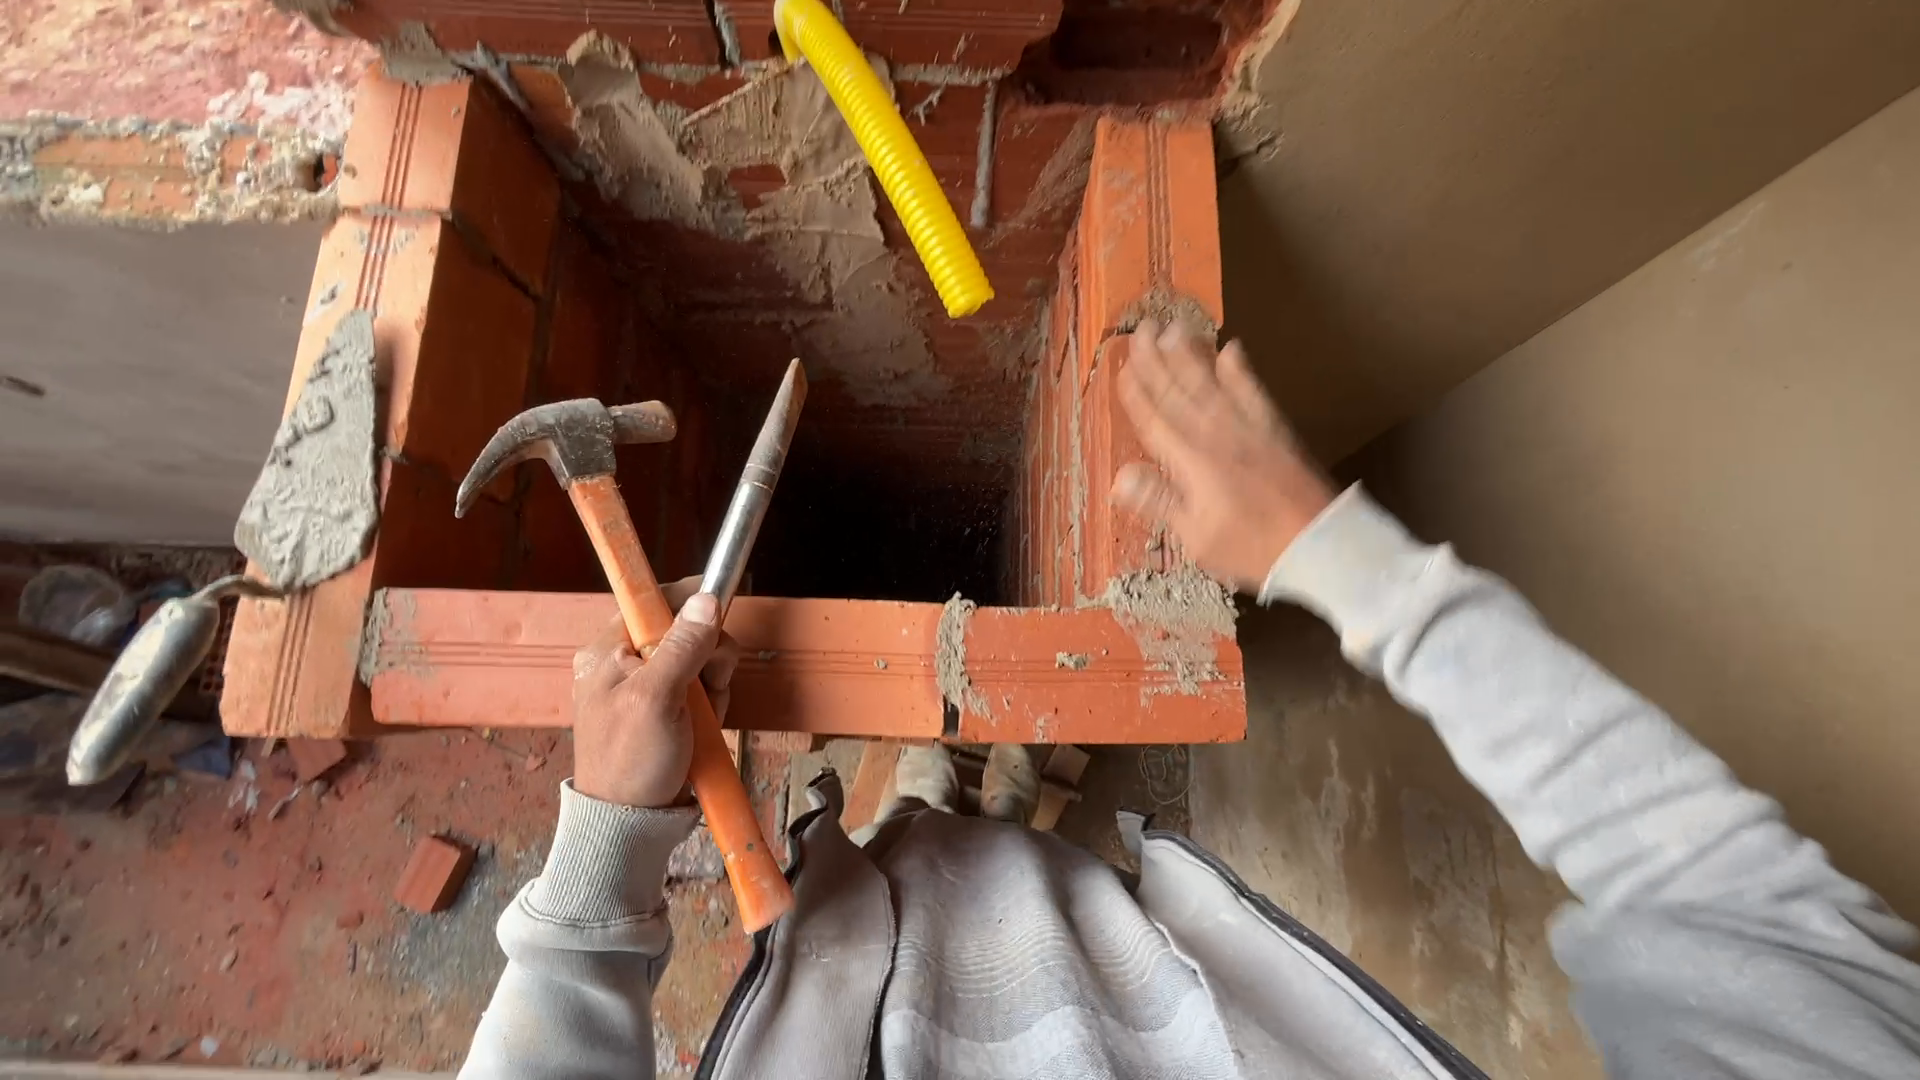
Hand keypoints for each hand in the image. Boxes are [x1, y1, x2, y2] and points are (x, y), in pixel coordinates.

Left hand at [571, 584, 740, 807]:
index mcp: (608, 651)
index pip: (653, 601)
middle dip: (708, 655)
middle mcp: (625, 661)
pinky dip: (711, 702)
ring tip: (702, 716)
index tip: (722, 600)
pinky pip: (702, 686)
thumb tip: (708, 600)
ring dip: (713, 684)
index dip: (690, 597)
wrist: (630, 824)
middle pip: (686, 629)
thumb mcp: (657, 699)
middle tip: (710, 683)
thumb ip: (682, 647)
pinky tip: (703, 724)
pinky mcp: (667, 707)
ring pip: (701, 658)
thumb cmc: (632, 762)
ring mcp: (647, 686)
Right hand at [1112, 319, 1336, 592]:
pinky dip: (1240, 371)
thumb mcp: (1196, 536)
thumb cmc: (1252, 547)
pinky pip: (1253, 392)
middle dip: (1158, 361)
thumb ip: (1159, 502)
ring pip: (1213, 384)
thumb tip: (1119, 477)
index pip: (1157, 420)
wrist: (1320, 542)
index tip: (1123, 366)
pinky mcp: (1274, 430)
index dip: (1138, 394)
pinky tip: (1231, 349)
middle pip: (1181, 392)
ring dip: (1192, 356)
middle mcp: (1218, 435)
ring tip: (1176, 329)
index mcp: (1194, 461)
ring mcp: (1249, 428)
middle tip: (1143, 329)